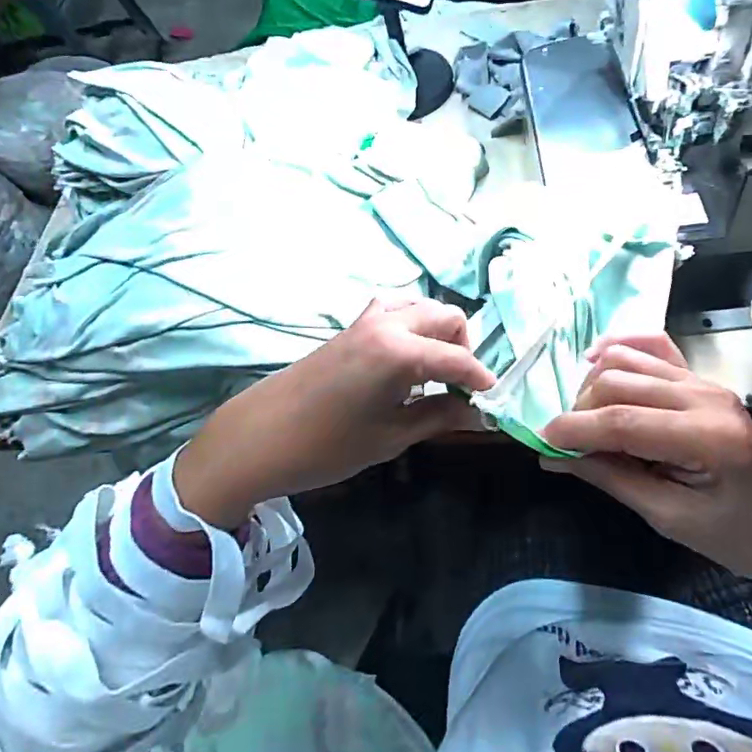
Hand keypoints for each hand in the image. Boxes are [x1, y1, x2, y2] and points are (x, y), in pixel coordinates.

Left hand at [173, 298, 496, 527]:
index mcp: (399, 350)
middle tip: (459, 387)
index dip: (480, 380)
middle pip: (446, 317)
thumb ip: (438, 416)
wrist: (260, 437)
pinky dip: (410, 325)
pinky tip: (403, 360)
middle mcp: (387, 324)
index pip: (458, 358)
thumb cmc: (327, 445)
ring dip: (436, 332)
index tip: (491, 402)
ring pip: (419, 306)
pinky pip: (392, 310)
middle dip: (462, 348)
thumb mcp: (390, 437)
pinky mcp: (349, 327)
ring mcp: (365, 321)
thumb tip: (477, 414)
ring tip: (433, 372)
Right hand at [538, 333, 751, 587]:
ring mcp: (704, 381)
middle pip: (619, 382)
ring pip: (628, 360)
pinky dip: (618, 348)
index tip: (540, 444)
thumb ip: (613, 479)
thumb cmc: (740, 537)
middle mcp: (705, 395)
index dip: (574, 429)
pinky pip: (653, 347)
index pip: (622, 421)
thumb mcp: (672, 520)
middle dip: (580, 410)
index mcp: (707, 437)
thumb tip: (557, 458)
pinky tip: (594, 360)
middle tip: (566, 445)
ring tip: (584, 419)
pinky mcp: (700, 379)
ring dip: (593, 384)